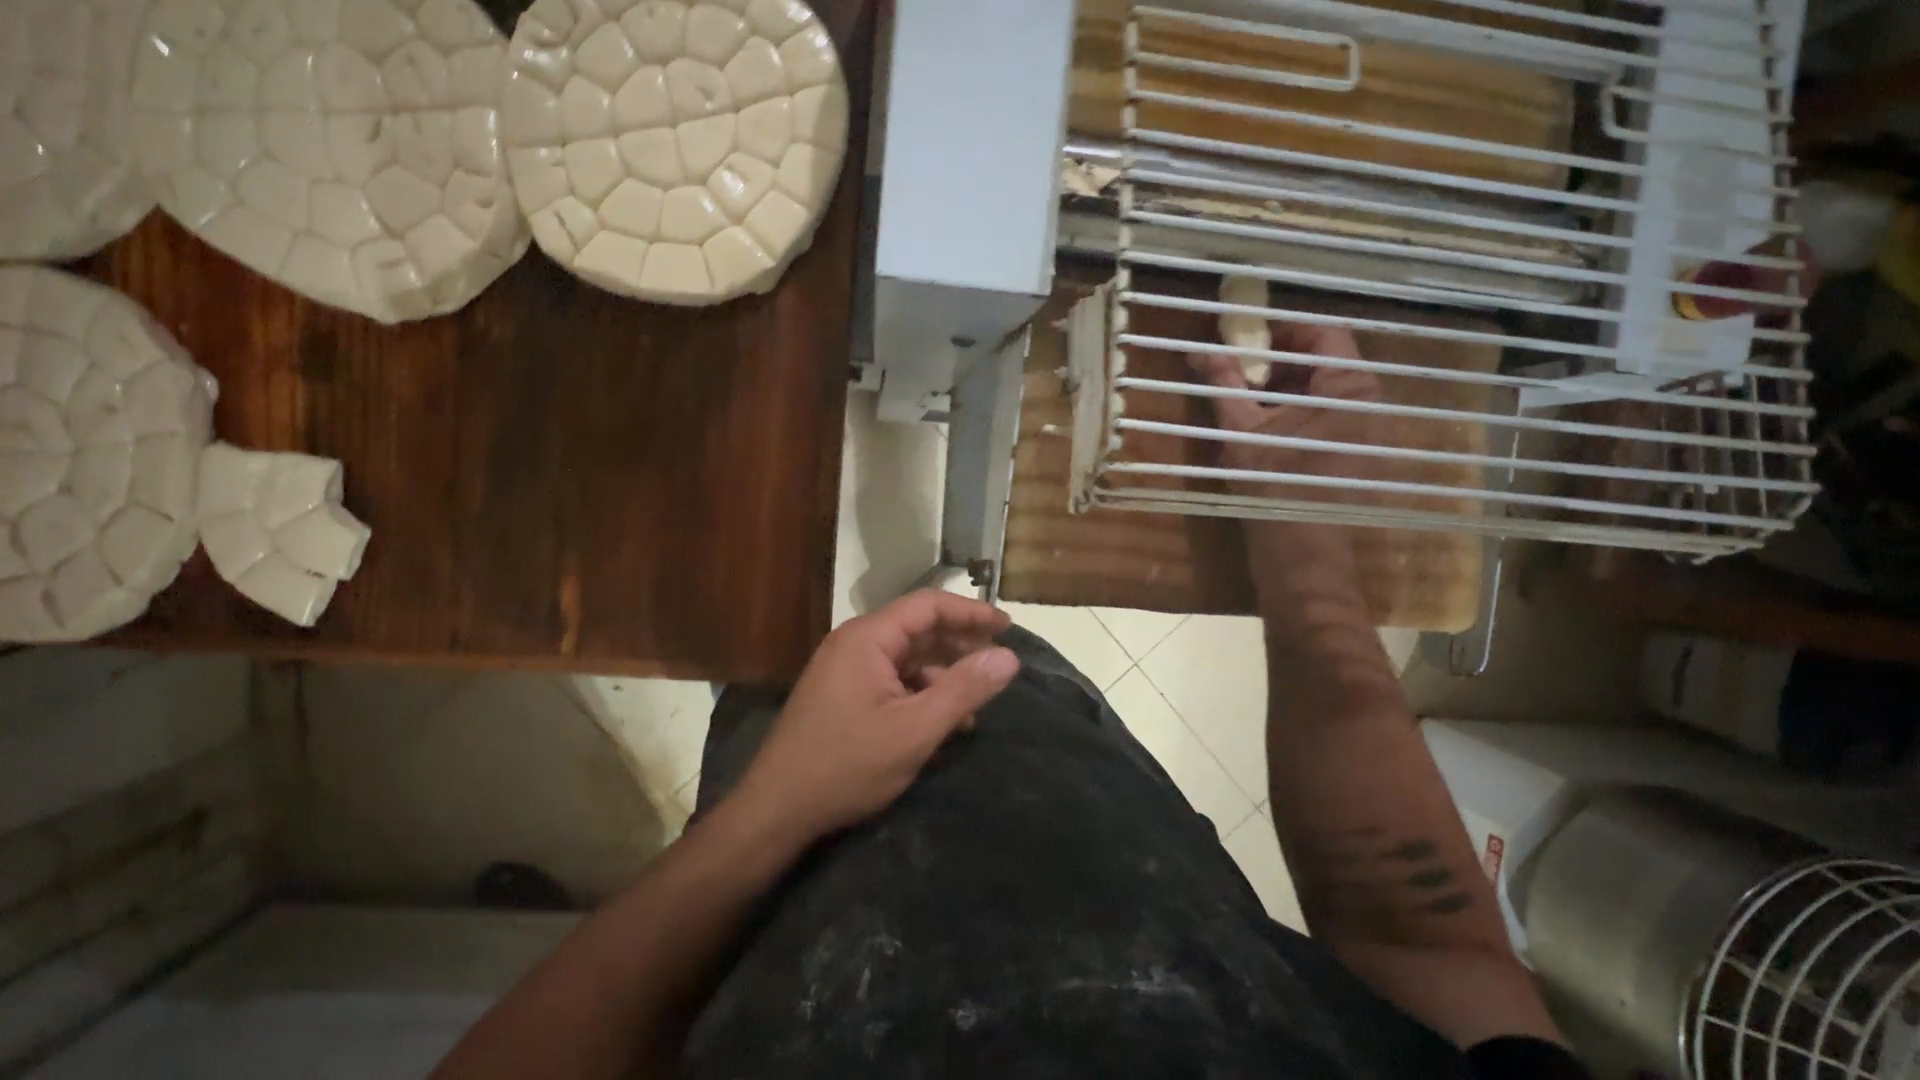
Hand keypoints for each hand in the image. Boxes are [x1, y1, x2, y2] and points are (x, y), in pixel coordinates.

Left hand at [731, 590, 1020, 843]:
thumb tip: (1009, 656)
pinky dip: (919, 695)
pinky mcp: (841, 696)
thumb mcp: (915, 730)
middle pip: (918, 630)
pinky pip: (890, 681)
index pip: (928, 606)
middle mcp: (853, 644)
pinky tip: (940, 723)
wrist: (777, 810)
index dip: (971, 613)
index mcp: (867, 639)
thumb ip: (963, 690)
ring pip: (906, 659)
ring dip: (942, 677)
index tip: (1008, 628)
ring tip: (975, 707)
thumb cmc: (847, 766)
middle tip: (1000, 668)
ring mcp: (844, 670)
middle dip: (960, 648)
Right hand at [1190, 322, 1384, 596]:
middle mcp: (1371, 403)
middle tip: (1238, 374)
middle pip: (1324, 361)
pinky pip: (1328, 418)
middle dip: (1278, 363)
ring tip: (1244, 403)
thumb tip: (1198, 349)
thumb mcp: (1242, 429)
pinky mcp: (1359, 455)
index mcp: (1352, 387)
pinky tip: (1263, 432)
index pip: (1323, 331)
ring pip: (1324, 392)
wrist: (1302, 555)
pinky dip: (1297, 415)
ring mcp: (1369, 431)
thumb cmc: (1275, 484)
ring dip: (1284, 390)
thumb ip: (1224, 383)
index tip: (1244, 342)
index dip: (1282, 330)